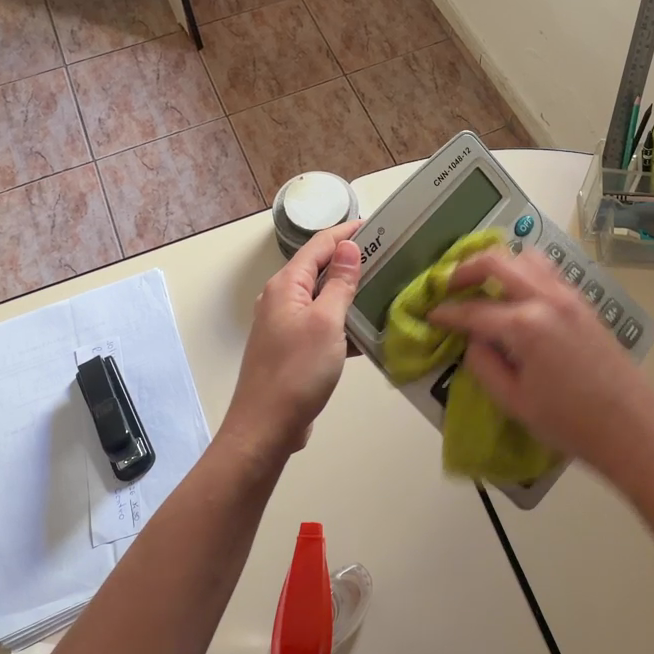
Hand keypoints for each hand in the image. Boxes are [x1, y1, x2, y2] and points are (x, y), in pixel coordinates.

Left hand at [220, 223, 363, 459]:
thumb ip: (340, 284)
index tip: (377, 225)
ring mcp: (284, 325)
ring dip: (349, 293)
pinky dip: (342, 322)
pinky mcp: (291, 349)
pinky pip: (321, 324)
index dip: (347, 232)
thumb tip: (349, 247)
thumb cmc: (297, 371)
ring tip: (384, 290)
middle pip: (319, 269)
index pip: (319, 245)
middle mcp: (281, 299)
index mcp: (287, 285)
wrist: (265, 429)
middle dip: (351, 261)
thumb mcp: (327, 323)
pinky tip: (367, 332)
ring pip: (322, 298)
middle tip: (388, 256)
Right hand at [429, 250, 653, 487]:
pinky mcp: (584, 302)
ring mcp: (569, 295)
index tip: (429, 314)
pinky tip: (516, 291)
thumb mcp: (515, 403)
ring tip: (481, 282)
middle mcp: (546, 299)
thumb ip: (485, 366)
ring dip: (498, 262)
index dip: (447, 313)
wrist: (633, 429)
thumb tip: (474, 341)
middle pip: (497, 263)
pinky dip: (524, 269)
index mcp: (525, 326)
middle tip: (447, 284)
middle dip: (465, 269)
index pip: (474, 311)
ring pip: (525, 257)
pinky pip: (547, 270)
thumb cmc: (571, 424)